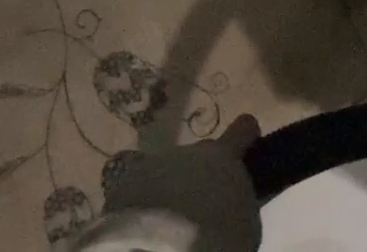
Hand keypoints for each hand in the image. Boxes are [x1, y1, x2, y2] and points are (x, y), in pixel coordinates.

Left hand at [76, 114, 261, 251]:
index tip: (246, 152)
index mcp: (222, 156)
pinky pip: (140, 193)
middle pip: (199, 154)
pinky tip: (146, 233)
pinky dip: (145, 208)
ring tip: (169, 226)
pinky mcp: (120, 190)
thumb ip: (239, 200)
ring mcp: (150, 168)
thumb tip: (233, 199)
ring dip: (171, 191)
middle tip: (201, 208)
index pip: (242, 128)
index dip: (246, 138)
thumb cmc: (214, 238)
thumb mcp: (243, 222)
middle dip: (201, 175)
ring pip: (167, 173)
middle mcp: (186, 152)